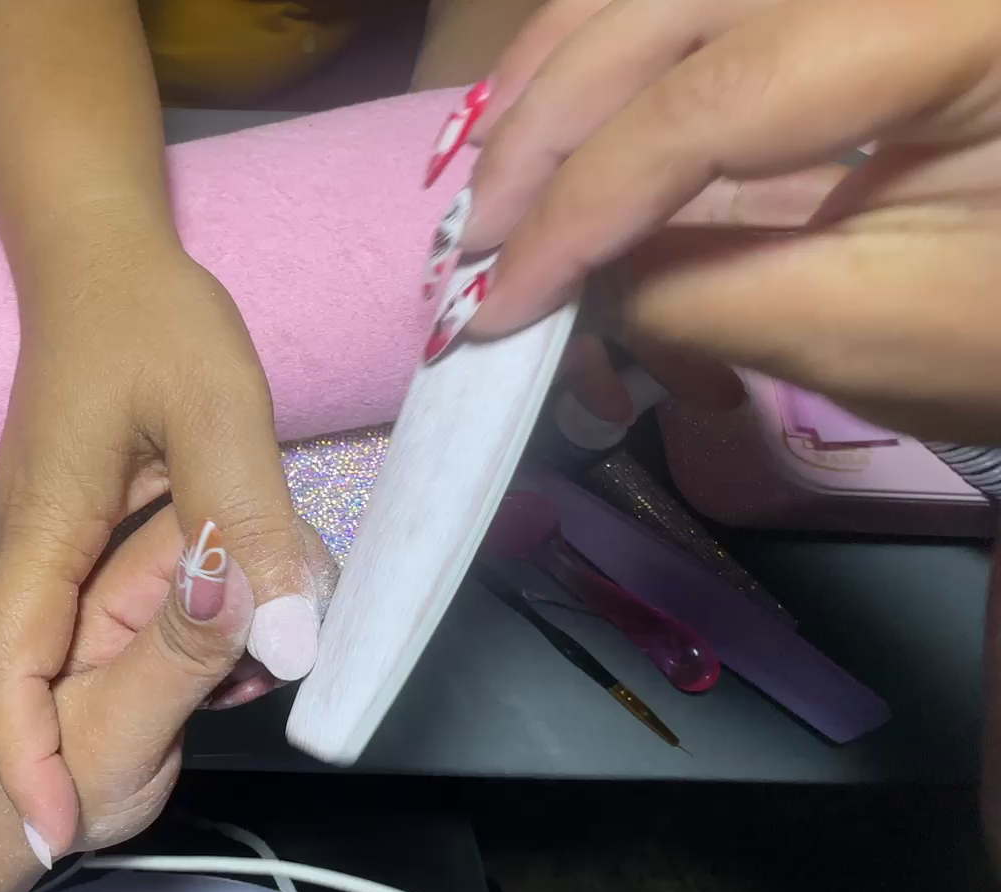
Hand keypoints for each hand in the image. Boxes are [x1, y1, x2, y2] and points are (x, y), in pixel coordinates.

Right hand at [0, 228, 332, 860]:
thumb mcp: (221, 414)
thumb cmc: (153, 325)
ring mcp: (23, 522)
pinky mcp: (41, 507)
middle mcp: (19, 537)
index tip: (49, 825)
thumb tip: (286, 641)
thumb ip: (248, 522)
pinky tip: (39, 681)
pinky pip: (15, 604)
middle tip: (23, 821)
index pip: (12, 658)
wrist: (93, 260)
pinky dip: (15, 662)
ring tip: (17, 776)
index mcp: (49, 526)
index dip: (21, 749)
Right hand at [443, 0, 1000, 441]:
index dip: (576, 213)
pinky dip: (601, 46)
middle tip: (473, 242)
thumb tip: (557, 279)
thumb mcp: (860, 327)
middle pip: (665, 7)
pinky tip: (547, 105)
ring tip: (486, 171)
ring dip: (551, 73)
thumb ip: (684, 292)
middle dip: (541, 135)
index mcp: (981, 16)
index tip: (493, 308)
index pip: (710, 105)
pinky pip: (691, 1)